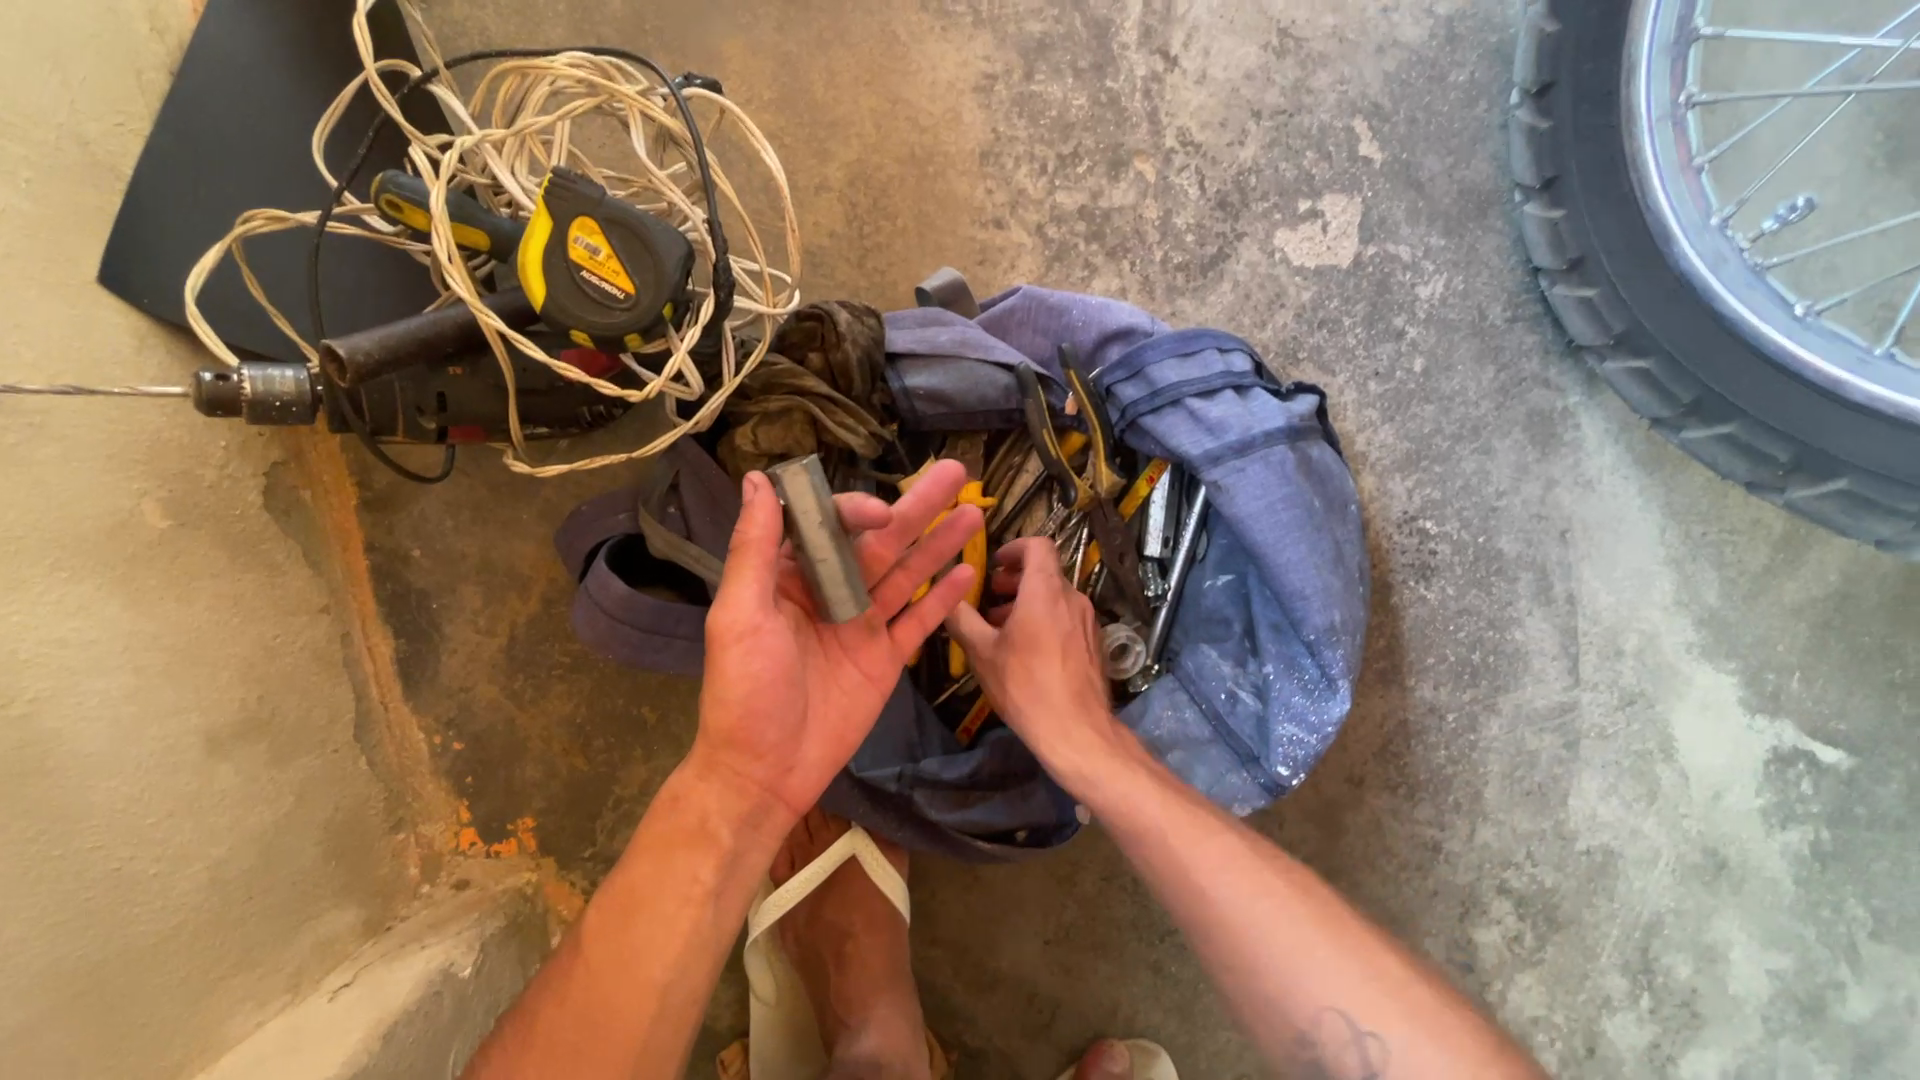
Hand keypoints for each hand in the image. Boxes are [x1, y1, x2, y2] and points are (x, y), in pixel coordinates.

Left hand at [693, 459, 983, 820]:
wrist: (765, 773)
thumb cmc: (744, 692)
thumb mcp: (739, 614)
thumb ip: (753, 547)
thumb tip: (760, 480)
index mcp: (790, 577)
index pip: (832, 526)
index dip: (859, 511)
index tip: (884, 513)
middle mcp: (830, 593)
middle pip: (880, 543)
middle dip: (918, 509)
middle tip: (956, 474)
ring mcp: (861, 626)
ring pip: (906, 576)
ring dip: (938, 545)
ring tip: (974, 513)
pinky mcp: (885, 660)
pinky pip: (918, 622)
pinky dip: (942, 598)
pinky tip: (967, 572)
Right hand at [945, 537, 1126, 783]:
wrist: (1076, 730)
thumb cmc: (1025, 685)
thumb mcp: (982, 652)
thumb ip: (961, 618)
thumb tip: (945, 597)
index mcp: (1045, 591)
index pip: (1038, 546)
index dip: (1015, 548)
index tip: (995, 564)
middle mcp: (1072, 599)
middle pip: (1045, 573)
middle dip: (1016, 580)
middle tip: (992, 598)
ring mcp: (1087, 622)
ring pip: (1056, 598)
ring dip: (1029, 604)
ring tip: (1003, 628)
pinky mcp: (1094, 644)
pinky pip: (1067, 620)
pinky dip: (1046, 621)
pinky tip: (1028, 651)